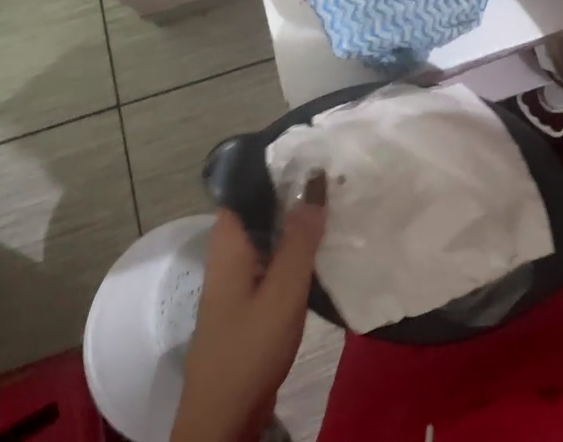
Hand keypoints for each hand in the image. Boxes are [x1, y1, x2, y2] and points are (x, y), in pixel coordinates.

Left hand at [171, 173, 327, 441]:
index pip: (244, 187)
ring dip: (297, 221)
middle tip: (336, 171)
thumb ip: (299, 239)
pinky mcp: (251, 300)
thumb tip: (313, 183)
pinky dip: (297, 249)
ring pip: (269, 235)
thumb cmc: (250, 346)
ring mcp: (239, 278)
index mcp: (229, 242)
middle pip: (260, 208)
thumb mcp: (283, 290)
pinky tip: (326, 248)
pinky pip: (274, 260)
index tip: (309, 149)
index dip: (273, 166)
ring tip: (338, 200)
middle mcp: (230, 253)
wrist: (225, 413)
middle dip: (292, 191)